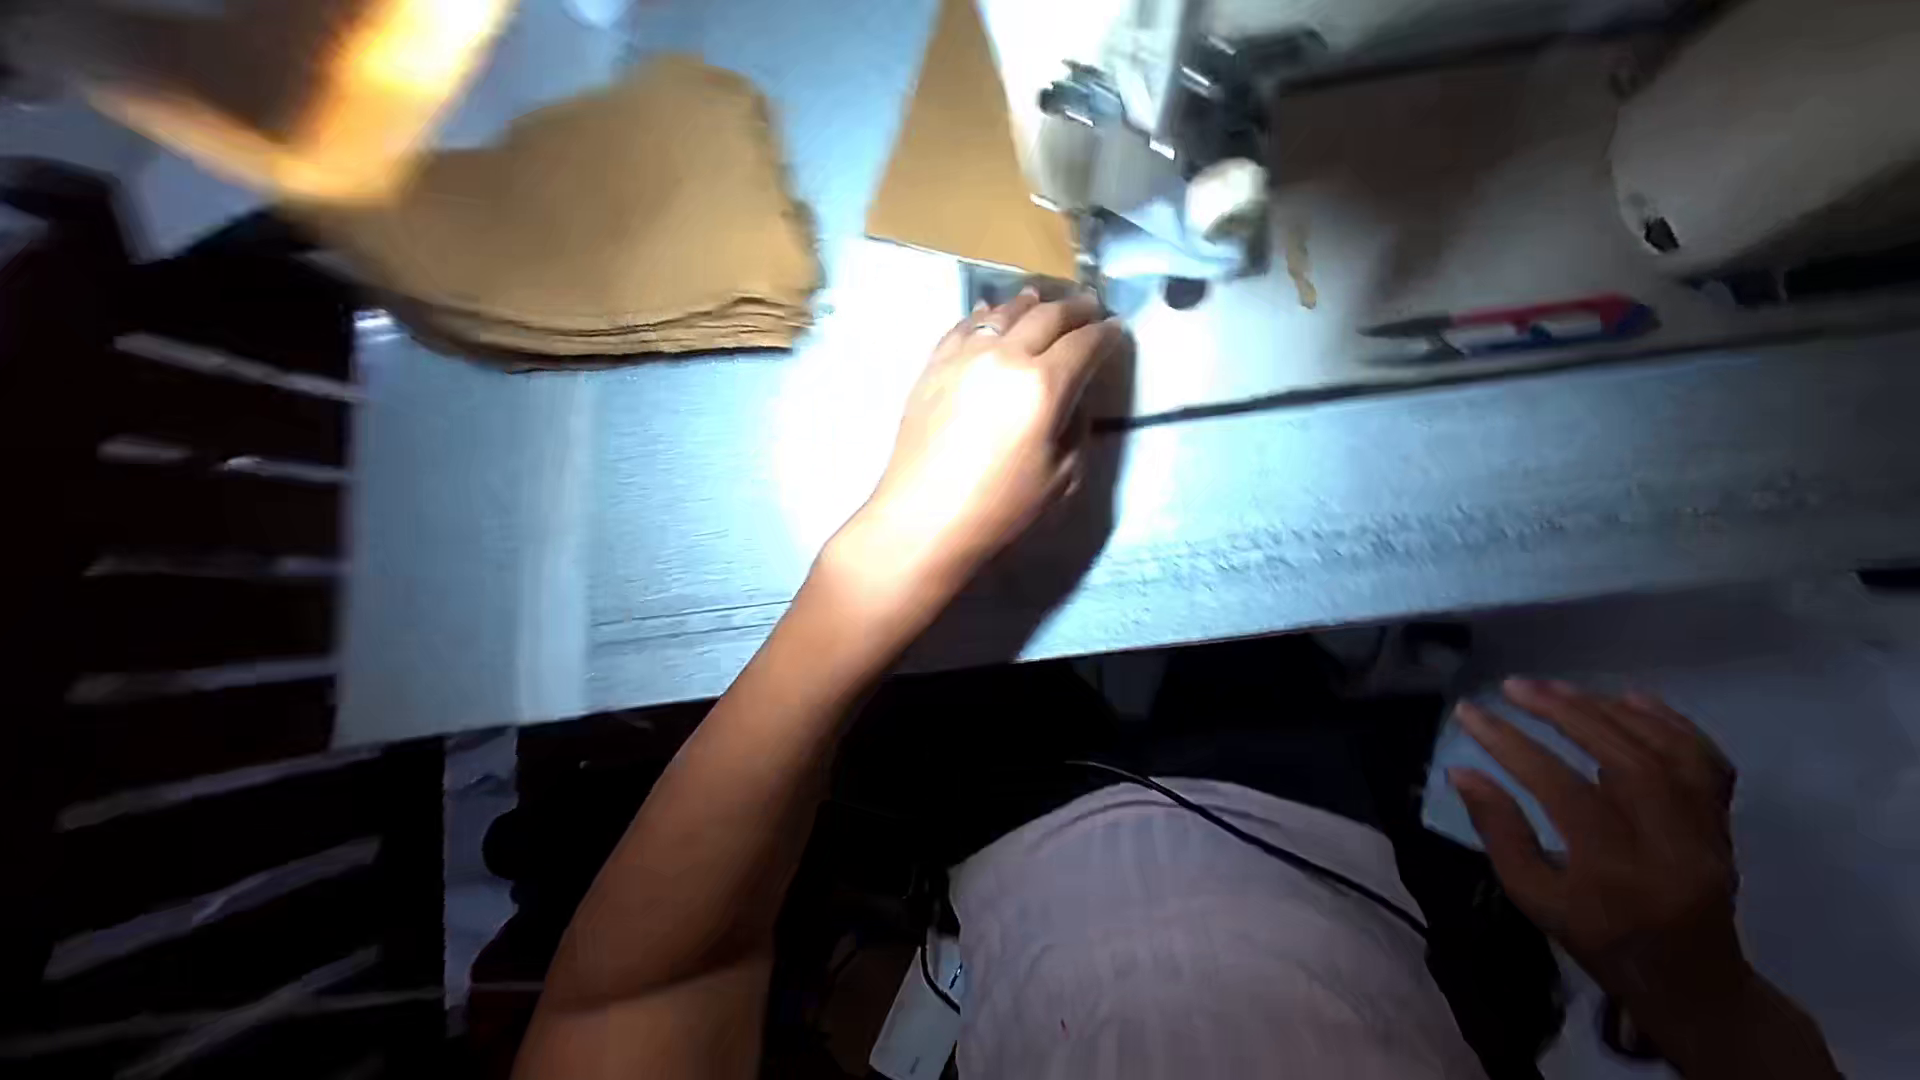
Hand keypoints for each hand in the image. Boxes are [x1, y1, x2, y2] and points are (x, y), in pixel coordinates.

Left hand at [824, 288, 1122, 618]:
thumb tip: (1070, 398)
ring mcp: (964, 356)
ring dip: (1030, 302)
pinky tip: (989, 313)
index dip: (1106, 334)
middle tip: (1090, 306)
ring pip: (1003, 312)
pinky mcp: (933, 365)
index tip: (1116, 329)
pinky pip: (963, 326)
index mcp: (1043, 384)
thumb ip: (1074, 427)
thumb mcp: (1061, 477)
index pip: (1085, 344)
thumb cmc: (999, 507)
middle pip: (1048, 316)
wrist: (924, 517)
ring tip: (1042, 298)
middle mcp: (1005, 356)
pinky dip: (984, 315)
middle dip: (1076, 308)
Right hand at [1451, 681, 1749, 1011]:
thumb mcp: (1531, 894)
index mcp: (1619, 872)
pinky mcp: (1722, 823)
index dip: (1512, 746)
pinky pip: (1707, 764)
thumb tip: (1461, 770)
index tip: (1469, 713)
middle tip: (1514, 687)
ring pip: (1670, 755)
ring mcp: (1708, 833)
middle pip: (1630, 763)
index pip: (1565, 791)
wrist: (1689, 977)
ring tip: (1555, 687)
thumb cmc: (1594, 934)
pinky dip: (1669, 724)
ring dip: (1608, 711)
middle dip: (1565, 714)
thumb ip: (1498, 831)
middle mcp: (1675, 847)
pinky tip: (1627, 698)